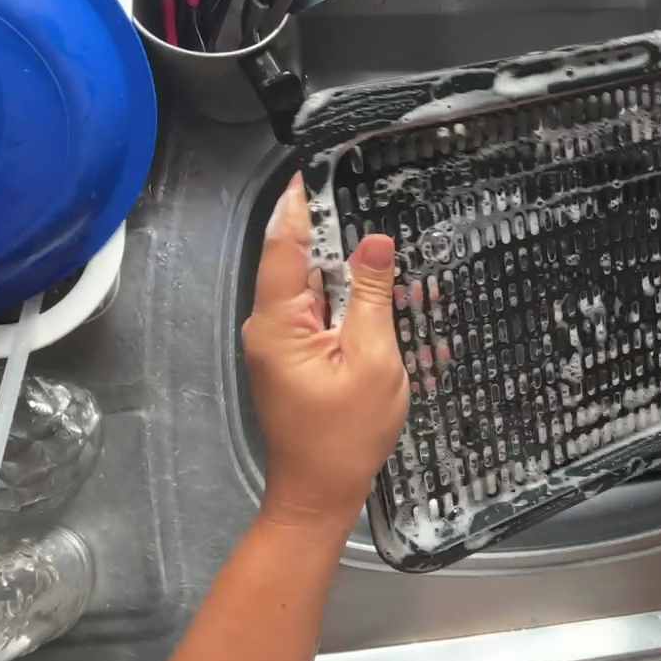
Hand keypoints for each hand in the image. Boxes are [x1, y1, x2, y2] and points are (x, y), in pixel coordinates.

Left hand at [241, 174, 408, 533]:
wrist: (319, 495)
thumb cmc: (345, 434)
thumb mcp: (371, 359)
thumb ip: (372, 296)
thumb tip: (375, 241)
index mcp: (278, 321)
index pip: (284, 245)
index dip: (299, 203)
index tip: (316, 165)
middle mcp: (271, 324)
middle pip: (301, 261)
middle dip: (337, 232)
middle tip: (372, 195)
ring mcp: (282, 341)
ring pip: (317, 286)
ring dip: (352, 270)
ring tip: (390, 244)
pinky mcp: (297, 355)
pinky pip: (323, 313)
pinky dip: (352, 301)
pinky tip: (386, 293)